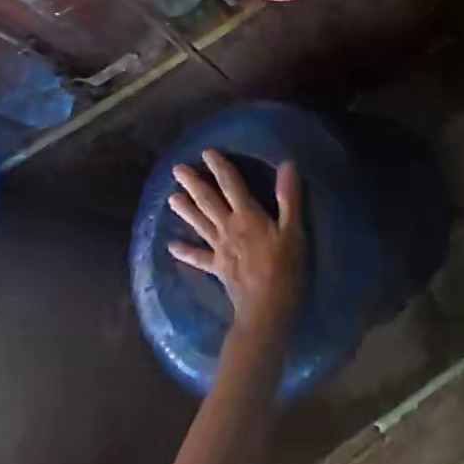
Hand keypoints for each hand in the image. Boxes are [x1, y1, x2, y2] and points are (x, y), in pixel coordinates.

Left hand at [168, 151, 304, 336]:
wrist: (265, 310)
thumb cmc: (284, 269)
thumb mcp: (293, 231)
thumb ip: (289, 198)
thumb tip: (287, 164)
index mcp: (247, 216)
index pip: (231, 185)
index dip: (220, 167)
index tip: (207, 152)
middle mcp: (229, 228)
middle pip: (209, 201)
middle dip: (194, 184)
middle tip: (177, 169)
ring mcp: (220, 250)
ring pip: (200, 224)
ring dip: (185, 210)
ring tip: (170, 198)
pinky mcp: (218, 269)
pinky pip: (198, 258)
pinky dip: (185, 252)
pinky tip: (171, 247)